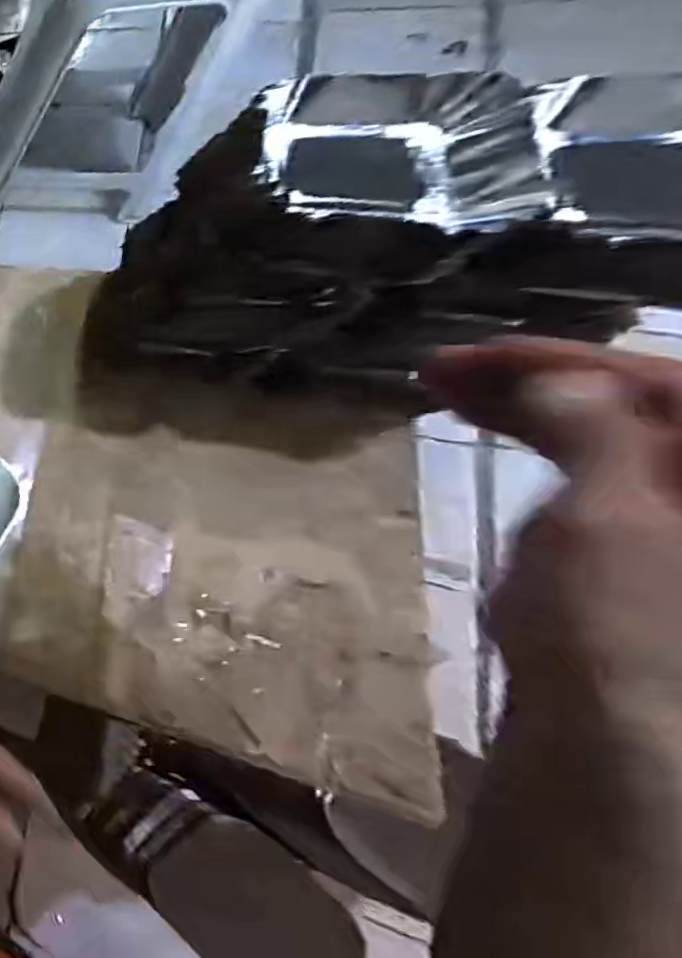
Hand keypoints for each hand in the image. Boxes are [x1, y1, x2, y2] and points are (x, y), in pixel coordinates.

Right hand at [423, 337, 681, 719]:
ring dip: (539, 411)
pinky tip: (504, 437)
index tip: (467, 357)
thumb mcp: (601, 523)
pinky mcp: (660, 549)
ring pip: (624, 439)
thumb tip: (562, 377)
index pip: (674, 388)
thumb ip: (595, 436)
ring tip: (455, 396)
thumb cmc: (618, 631)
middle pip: (651, 411)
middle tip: (442, 372)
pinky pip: (612, 471)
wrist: (620, 744)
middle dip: (545, 383)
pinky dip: (553, 449)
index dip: (568, 362)